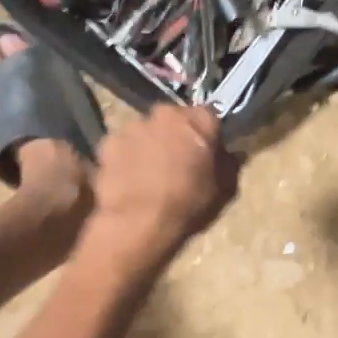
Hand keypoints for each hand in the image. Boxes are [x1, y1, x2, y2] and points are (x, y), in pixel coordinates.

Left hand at [90, 104, 238, 247]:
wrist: (139, 223)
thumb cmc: (189, 204)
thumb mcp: (225, 189)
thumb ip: (229, 164)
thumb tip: (230, 154)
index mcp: (199, 119)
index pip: (209, 116)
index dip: (209, 134)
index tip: (208, 151)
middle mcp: (166, 113)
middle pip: (175, 118)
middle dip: (177, 134)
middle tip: (179, 160)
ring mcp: (133, 125)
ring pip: (147, 130)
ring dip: (151, 143)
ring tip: (151, 172)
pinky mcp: (107, 142)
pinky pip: (123, 145)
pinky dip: (127, 156)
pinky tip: (130, 178)